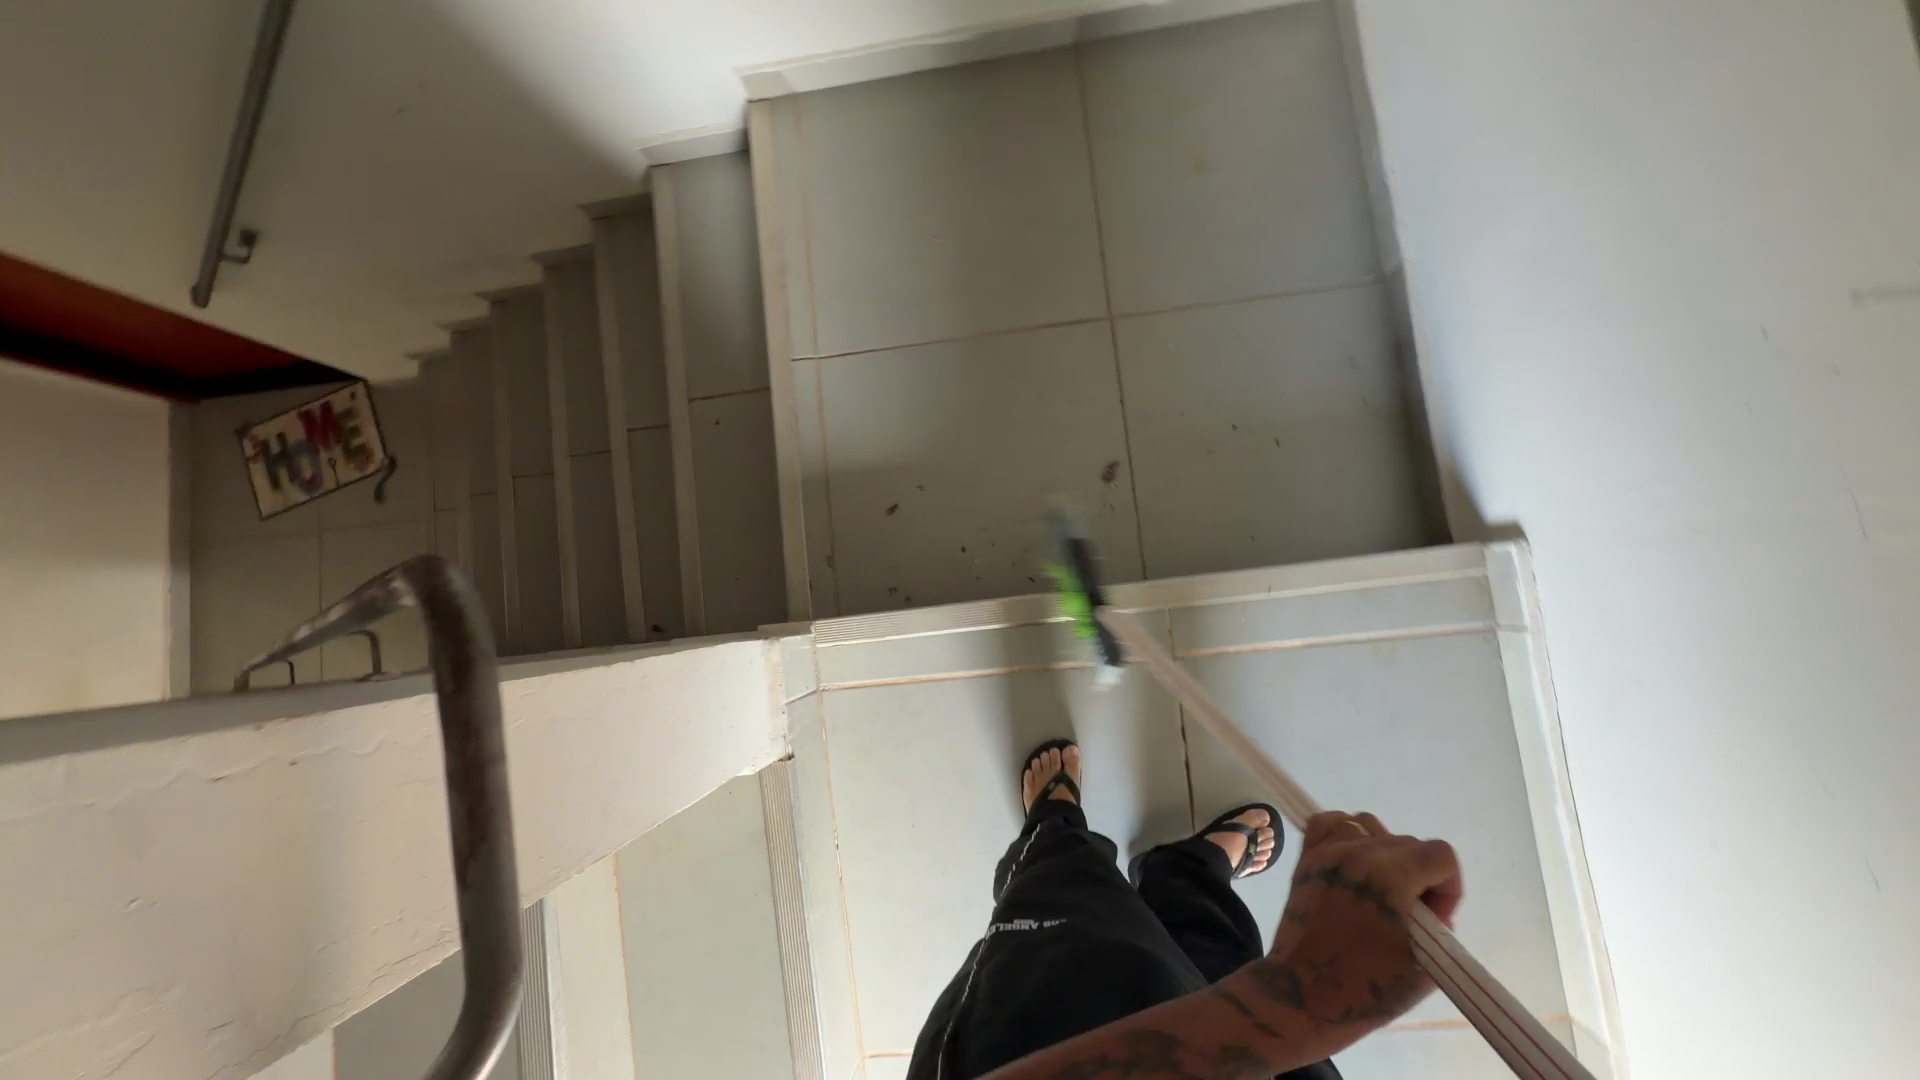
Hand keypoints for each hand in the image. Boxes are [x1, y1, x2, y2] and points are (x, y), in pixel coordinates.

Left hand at [1243, 811, 1462, 1046]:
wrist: (1305, 990)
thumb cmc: (1369, 987)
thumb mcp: (1426, 965)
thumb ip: (1438, 927)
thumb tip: (1430, 909)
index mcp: (1390, 876)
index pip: (1440, 854)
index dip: (1447, 887)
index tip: (1433, 919)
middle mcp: (1357, 852)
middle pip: (1407, 842)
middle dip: (1419, 876)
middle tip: (1407, 914)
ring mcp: (1327, 851)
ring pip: (1369, 826)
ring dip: (1384, 852)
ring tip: (1381, 888)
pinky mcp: (1306, 857)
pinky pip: (1329, 822)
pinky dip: (1346, 834)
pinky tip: (1353, 863)